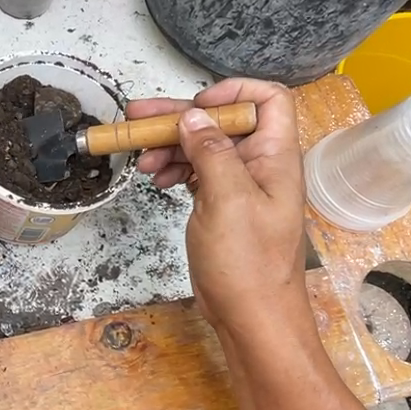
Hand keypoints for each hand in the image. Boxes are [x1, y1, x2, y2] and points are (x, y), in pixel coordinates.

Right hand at [126, 80, 308, 341]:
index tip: (194, 105)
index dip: (232, 92)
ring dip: (170, 147)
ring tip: (140, 160)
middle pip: (222, 123)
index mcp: (275, 157)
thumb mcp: (227, 200)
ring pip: (203, 148)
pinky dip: (174, 170)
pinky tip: (156, 179)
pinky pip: (197, 172)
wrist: (251, 317)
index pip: (267, 100)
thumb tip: (192, 116)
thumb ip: (211, 152)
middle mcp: (260, 166)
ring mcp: (239, 187)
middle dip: (181, 118)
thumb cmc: (246, 262)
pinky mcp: (220, 206)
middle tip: (136, 119)